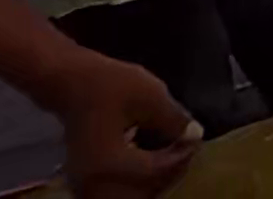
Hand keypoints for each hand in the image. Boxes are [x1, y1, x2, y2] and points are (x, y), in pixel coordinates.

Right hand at [53, 52, 200, 197]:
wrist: (77, 86)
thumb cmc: (114, 87)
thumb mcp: (152, 97)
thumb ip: (173, 120)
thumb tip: (194, 135)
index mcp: (105, 163)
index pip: (151, 173)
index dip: (180, 157)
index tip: (195, 139)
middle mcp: (88, 183)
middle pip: (135, 197)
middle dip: (167, 176)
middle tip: (187, 150)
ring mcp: (82, 184)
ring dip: (152, 184)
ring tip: (176, 156)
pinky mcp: (84, 179)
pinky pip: (113, 193)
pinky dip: (137, 184)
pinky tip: (157, 160)